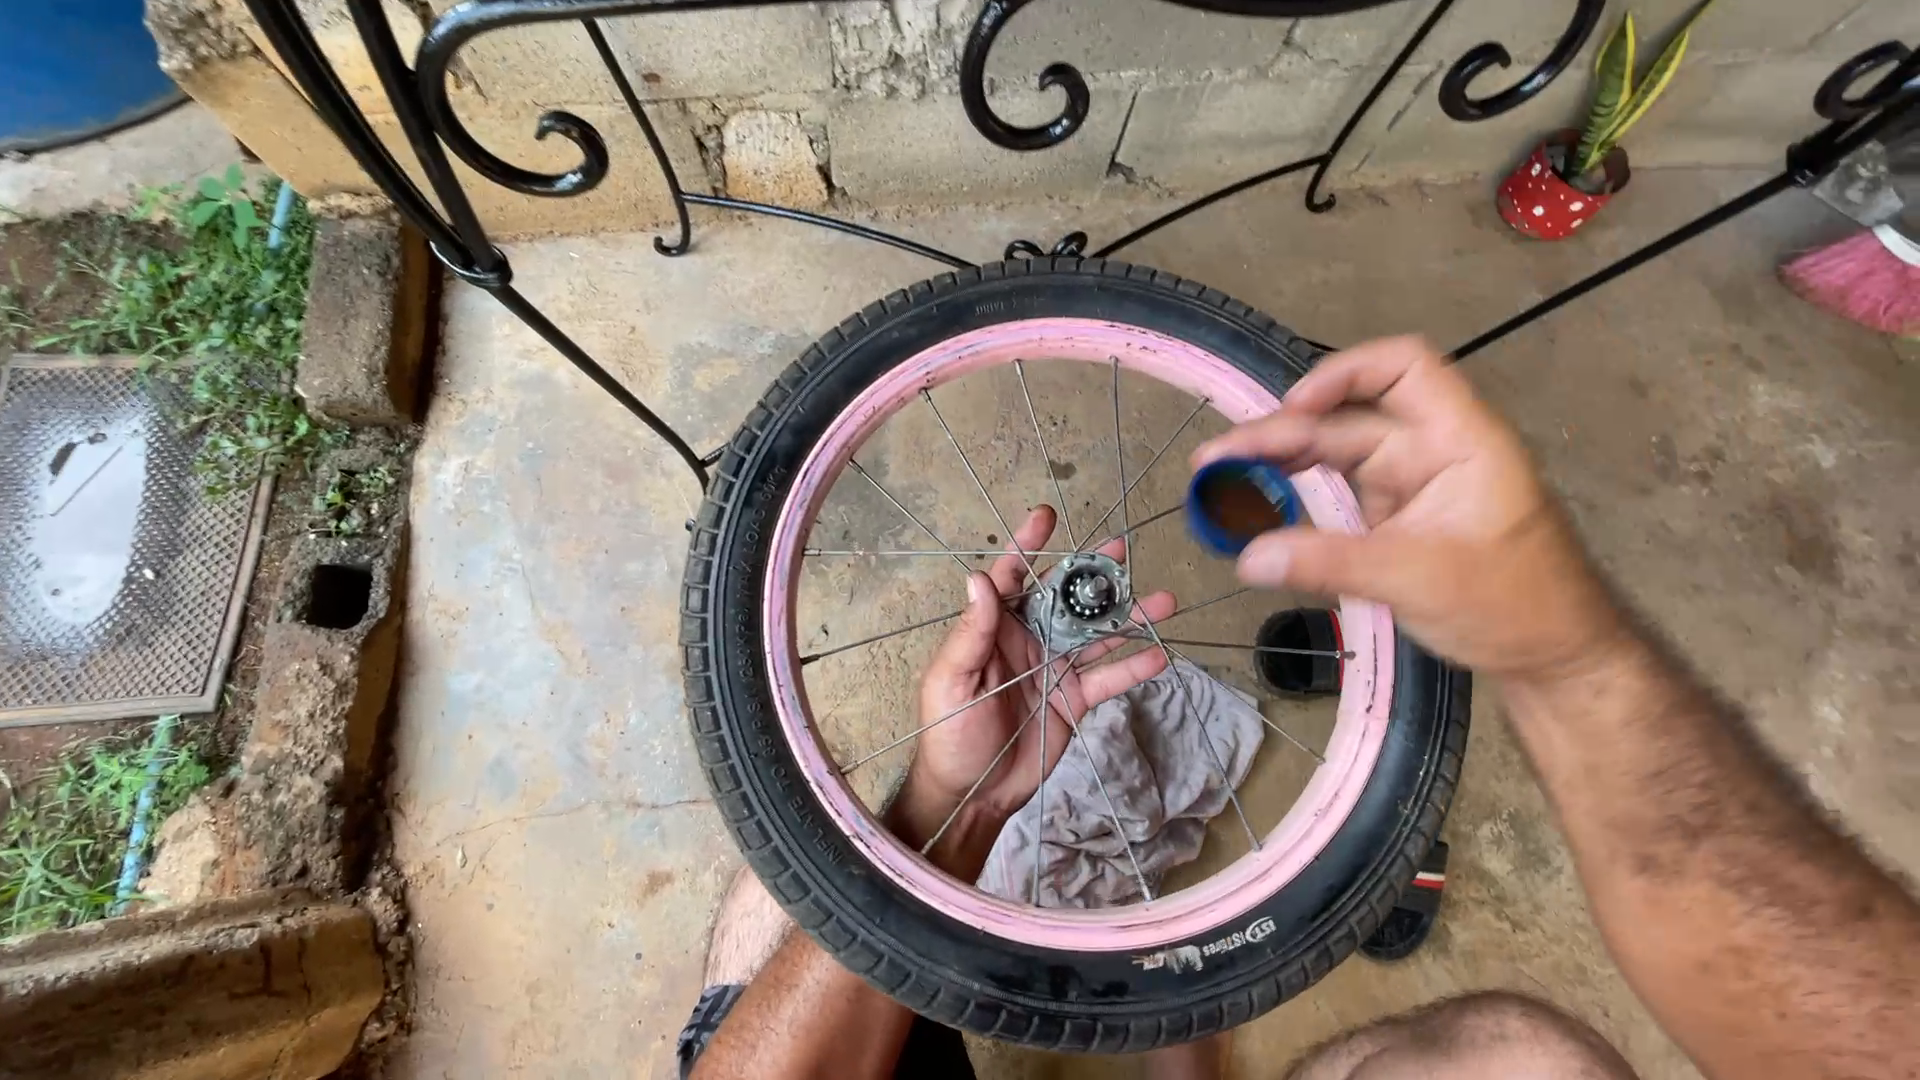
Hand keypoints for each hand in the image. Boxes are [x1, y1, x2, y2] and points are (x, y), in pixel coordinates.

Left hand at [889, 505, 1175, 876]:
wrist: (973, 792)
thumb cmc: (951, 733)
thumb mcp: (952, 681)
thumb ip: (971, 632)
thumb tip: (979, 577)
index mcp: (995, 629)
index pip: (1012, 578)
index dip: (1027, 546)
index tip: (1047, 517)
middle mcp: (1030, 639)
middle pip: (1065, 598)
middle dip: (1092, 573)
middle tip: (1122, 550)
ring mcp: (1056, 668)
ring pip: (1096, 634)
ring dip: (1128, 617)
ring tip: (1162, 601)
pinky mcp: (1075, 699)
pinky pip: (1108, 678)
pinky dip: (1133, 667)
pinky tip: (1159, 655)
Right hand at [1191, 336, 1625, 680]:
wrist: (1552, 657)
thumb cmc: (1513, 605)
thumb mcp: (1416, 579)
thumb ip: (1327, 563)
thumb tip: (1246, 558)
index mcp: (1458, 440)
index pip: (1404, 368)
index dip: (1344, 374)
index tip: (1292, 408)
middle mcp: (1427, 451)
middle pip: (1344, 420)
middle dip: (1278, 434)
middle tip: (1212, 460)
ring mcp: (1405, 485)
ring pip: (1330, 455)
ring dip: (1275, 462)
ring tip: (1216, 476)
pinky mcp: (1387, 518)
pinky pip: (1330, 495)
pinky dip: (1291, 496)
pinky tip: (1253, 505)